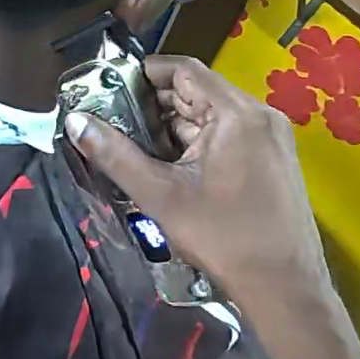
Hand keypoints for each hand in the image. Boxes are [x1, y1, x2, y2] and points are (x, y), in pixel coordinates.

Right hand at [64, 55, 333, 330]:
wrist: (284, 287)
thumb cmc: (222, 236)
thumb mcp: (158, 194)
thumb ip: (114, 154)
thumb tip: (74, 122)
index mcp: (236, 115)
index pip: (184, 70)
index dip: (143, 73)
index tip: (107, 88)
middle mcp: (258, 116)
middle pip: (194, 92)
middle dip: (149, 104)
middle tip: (110, 121)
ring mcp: (268, 138)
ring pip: (206, 115)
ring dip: (167, 126)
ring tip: (130, 146)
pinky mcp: (269, 159)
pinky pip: (222, 134)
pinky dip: (189, 142)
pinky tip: (163, 165)